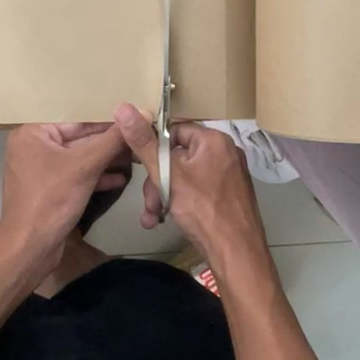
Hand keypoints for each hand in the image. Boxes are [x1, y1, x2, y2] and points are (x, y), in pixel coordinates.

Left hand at [0, 123, 130, 264]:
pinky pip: (76, 175)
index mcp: (33, 133)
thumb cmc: (52, 200)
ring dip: (107, 159)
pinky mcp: (50, 189)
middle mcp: (34, 146)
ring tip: (136, 156)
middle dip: (109, 141)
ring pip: (80, 157)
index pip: (76, 118)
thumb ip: (112, 140)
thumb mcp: (85, 166)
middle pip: (79, 137)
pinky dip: (96, 176)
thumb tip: (140, 114)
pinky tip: (121, 179)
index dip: (107, 118)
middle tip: (140, 137)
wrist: (30, 248)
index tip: (135, 116)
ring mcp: (41, 169)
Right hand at [112, 103, 266, 269]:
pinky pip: (198, 190)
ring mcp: (229, 175)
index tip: (141, 167)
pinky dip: (180, 203)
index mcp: (214, 139)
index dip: (154, 149)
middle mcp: (225, 152)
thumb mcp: (167, 174)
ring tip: (154, 217)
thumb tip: (124, 108)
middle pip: (177, 157)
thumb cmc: (202, 208)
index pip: (174, 130)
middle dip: (157, 182)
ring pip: (184, 177)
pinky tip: (165, 220)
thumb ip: (144, 143)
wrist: (236, 251)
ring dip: (164, 196)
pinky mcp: (229, 195)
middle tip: (150, 203)